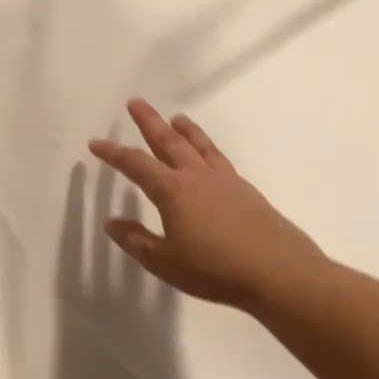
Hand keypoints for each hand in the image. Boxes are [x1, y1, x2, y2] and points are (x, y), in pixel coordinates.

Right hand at [88, 98, 327, 310]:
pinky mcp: (248, 194)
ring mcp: (227, 183)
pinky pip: (221, 161)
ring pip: (201, 147)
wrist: (283, 275)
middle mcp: (198, 179)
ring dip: (186, 131)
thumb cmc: (215, 270)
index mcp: (173, 192)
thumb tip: (112, 223)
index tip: (95, 142)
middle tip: (136, 102)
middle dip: (150, 122)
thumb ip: (136, 240)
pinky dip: (208, 150)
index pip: (136, 165)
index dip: (113, 153)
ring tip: (177, 118)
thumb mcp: (164, 262)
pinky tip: (208, 157)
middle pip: (170, 142)